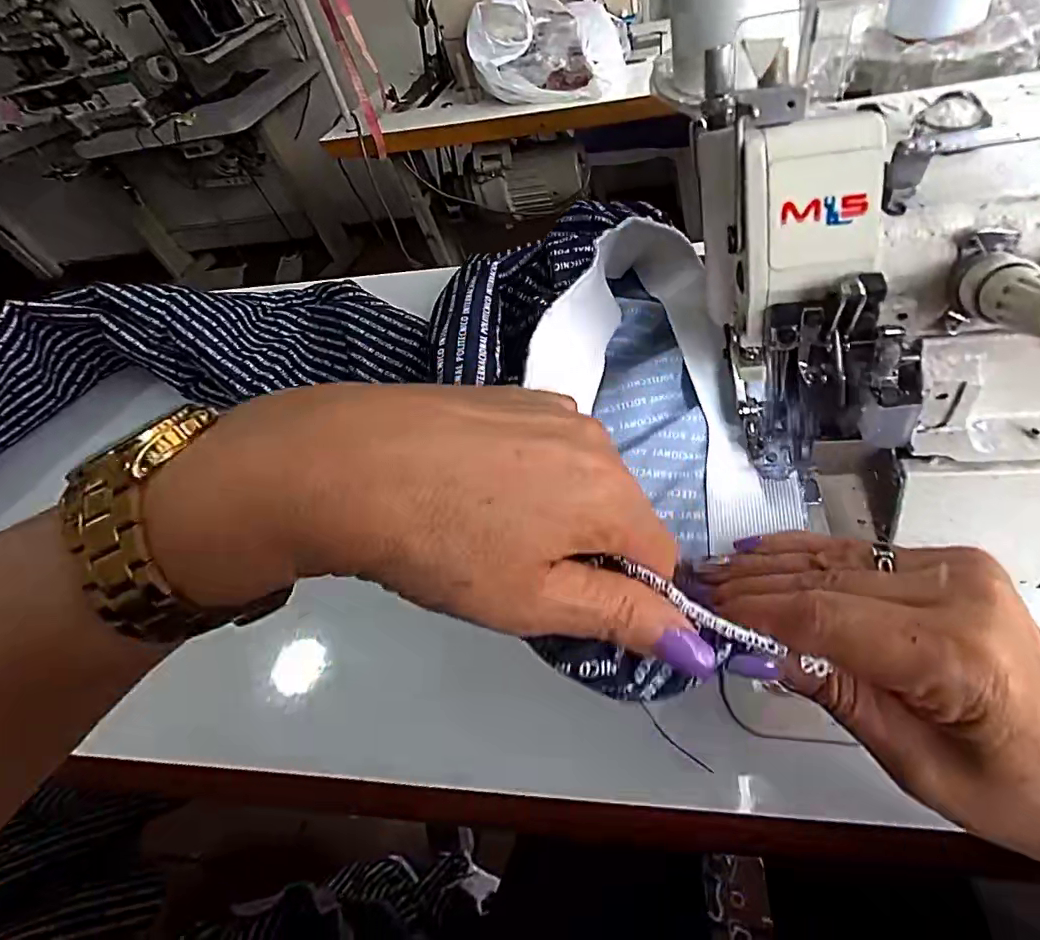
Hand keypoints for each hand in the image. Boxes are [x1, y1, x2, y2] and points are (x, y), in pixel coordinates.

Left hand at [142, 385, 714, 673]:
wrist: (345, 462)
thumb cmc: (443, 547)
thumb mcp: (534, 601)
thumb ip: (621, 616)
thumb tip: (695, 644)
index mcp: (614, 493)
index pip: (663, 558)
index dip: (630, 592)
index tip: (572, 604)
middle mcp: (601, 440)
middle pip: (626, 514)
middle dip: (594, 549)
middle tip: (521, 569)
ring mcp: (560, 409)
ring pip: (590, 479)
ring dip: (565, 509)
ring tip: (494, 523)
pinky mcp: (522, 395)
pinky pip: (555, 445)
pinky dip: (538, 471)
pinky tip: (481, 480)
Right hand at [706, 534, 1039, 938]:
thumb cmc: (1013, 794)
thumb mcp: (916, 766)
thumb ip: (842, 695)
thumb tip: (769, 650)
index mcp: (960, 653)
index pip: (833, 621)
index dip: (764, 615)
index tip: (709, 610)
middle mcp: (963, 590)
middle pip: (835, 582)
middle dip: (761, 585)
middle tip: (699, 582)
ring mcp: (963, 567)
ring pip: (847, 560)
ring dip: (781, 565)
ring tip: (723, 566)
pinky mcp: (958, 562)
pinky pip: (871, 558)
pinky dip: (818, 559)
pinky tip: (775, 552)